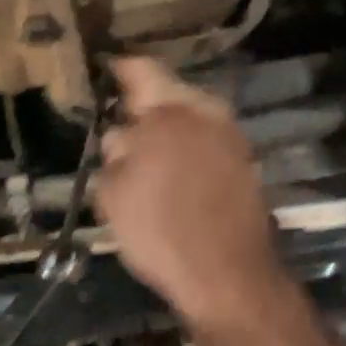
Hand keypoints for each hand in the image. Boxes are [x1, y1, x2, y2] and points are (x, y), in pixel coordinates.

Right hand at [96, 57, 294, 328]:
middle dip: (142, 105)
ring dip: (167, 127)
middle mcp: (206, 111)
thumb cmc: (161, 232)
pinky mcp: (244, 161)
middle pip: (167, 92)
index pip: (140, 69)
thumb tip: (120, 133)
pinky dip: (187, 146)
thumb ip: (114, 152)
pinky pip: (206, 139)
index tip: (101, 74)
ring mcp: (231, 135)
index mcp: (169, 110)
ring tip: (143, 153)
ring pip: (189, 116)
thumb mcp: (114, 193)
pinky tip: (171, 173)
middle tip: (118, 124)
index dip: (117, 70)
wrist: (228, 277)